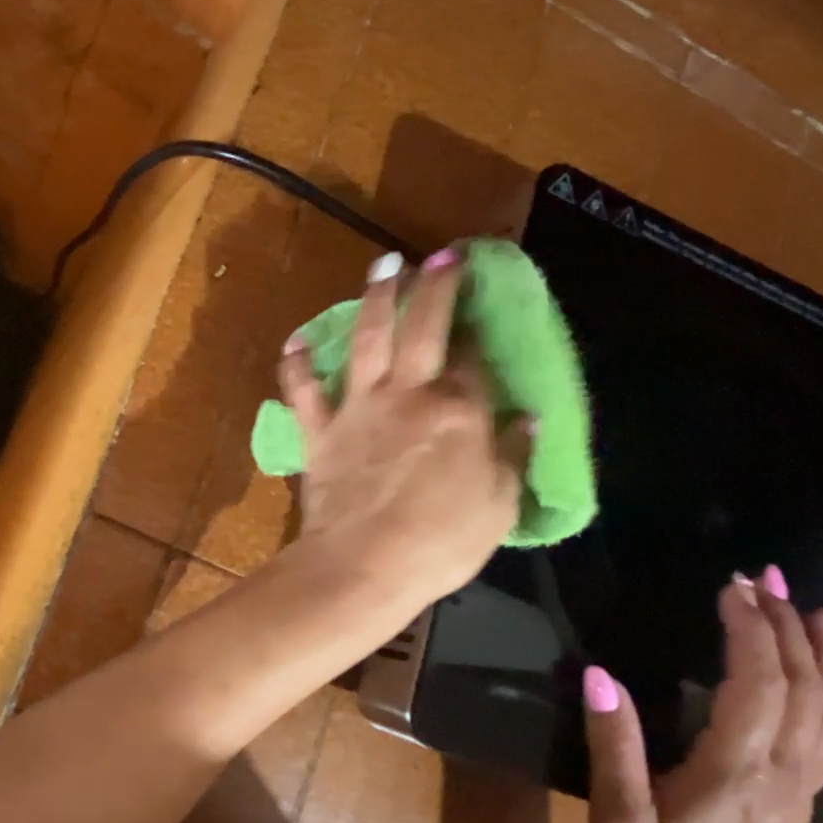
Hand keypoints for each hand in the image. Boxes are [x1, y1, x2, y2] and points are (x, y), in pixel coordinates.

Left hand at [276, 248, 530, 628]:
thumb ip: (511, 455)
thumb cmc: (441, 542)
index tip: (481, 298)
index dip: (477, 326)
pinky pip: (303, 390)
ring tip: (382, 265)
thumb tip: (525, 417)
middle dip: (433, 285)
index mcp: (460, 410)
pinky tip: (296, 340)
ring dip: (374, 299)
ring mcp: (358, 409)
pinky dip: (297, 364)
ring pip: (366, 340)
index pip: (471, 357)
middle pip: (422, 327)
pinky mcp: (319, 432)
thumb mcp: (499, 504)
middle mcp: (408, 395)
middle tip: (440, 255)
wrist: (362, 566)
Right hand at [583, 569, 822, 822]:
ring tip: (817, 609)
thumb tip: (598, 674)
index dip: (749, 630)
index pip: (757, 684)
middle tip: (769, 576)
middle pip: (801, 687)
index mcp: (736, 768)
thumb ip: (612, 743)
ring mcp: (800, 788)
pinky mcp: (800, 801)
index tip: (732, 586)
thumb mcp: (617, 811)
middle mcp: (782, 772)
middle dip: (788, 626)